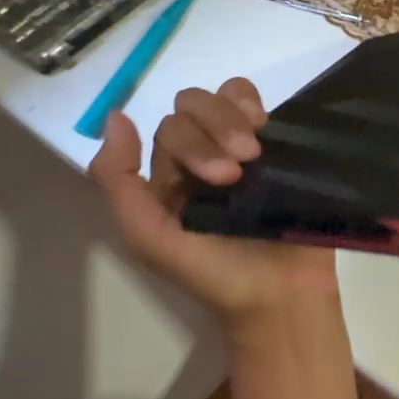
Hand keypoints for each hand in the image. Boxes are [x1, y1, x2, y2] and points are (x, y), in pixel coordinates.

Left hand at [89, 78, 339, 325]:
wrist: (280, 297)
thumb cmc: (215, 275)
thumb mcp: (148, 236)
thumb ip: (118, 180)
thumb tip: (116, 117)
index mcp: (173, 179)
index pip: (169, 130)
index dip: (191, 142)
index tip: (222, 179)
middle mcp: (207, 159)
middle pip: (193, 110)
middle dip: (214, 131)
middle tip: (238, 171)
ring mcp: (248, 156)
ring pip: (224, 101)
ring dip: (233, 117)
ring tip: (255, 153)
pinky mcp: (282, 156)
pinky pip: (260, 109)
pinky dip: (254, 102)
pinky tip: (264, 120)